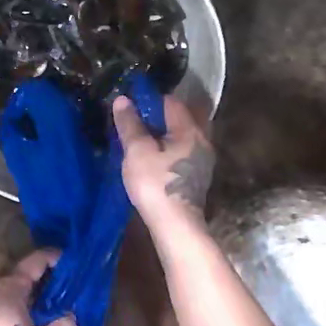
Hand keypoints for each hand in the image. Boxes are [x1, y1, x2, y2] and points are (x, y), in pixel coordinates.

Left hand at [0, 250, 79, 325]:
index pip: (34, 262)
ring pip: (9, 304)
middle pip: (20, 283)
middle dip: (45, 286)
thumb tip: (69, 318)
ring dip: (30, 309)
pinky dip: (16, 324)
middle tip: (69, 296)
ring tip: (51, 322)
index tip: (73, 261)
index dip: (55, 258)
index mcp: (7, 291)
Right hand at [112, 95, 213, 228]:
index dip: (150, 100)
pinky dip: (168, 151)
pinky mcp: (198, 178)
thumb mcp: (137, 151)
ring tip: (139, 142)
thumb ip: (130, 124)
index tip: (130, 105)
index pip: (171, 102)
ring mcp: (203, 161)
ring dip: (162, 136)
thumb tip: (122, 99)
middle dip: (157, 118)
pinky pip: (182, 154)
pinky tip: (152, 160)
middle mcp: (202, 141)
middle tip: (133, 123)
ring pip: (181, 138)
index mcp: (190, 130)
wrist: (176, 225)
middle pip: (180, 119)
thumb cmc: (155, 184)